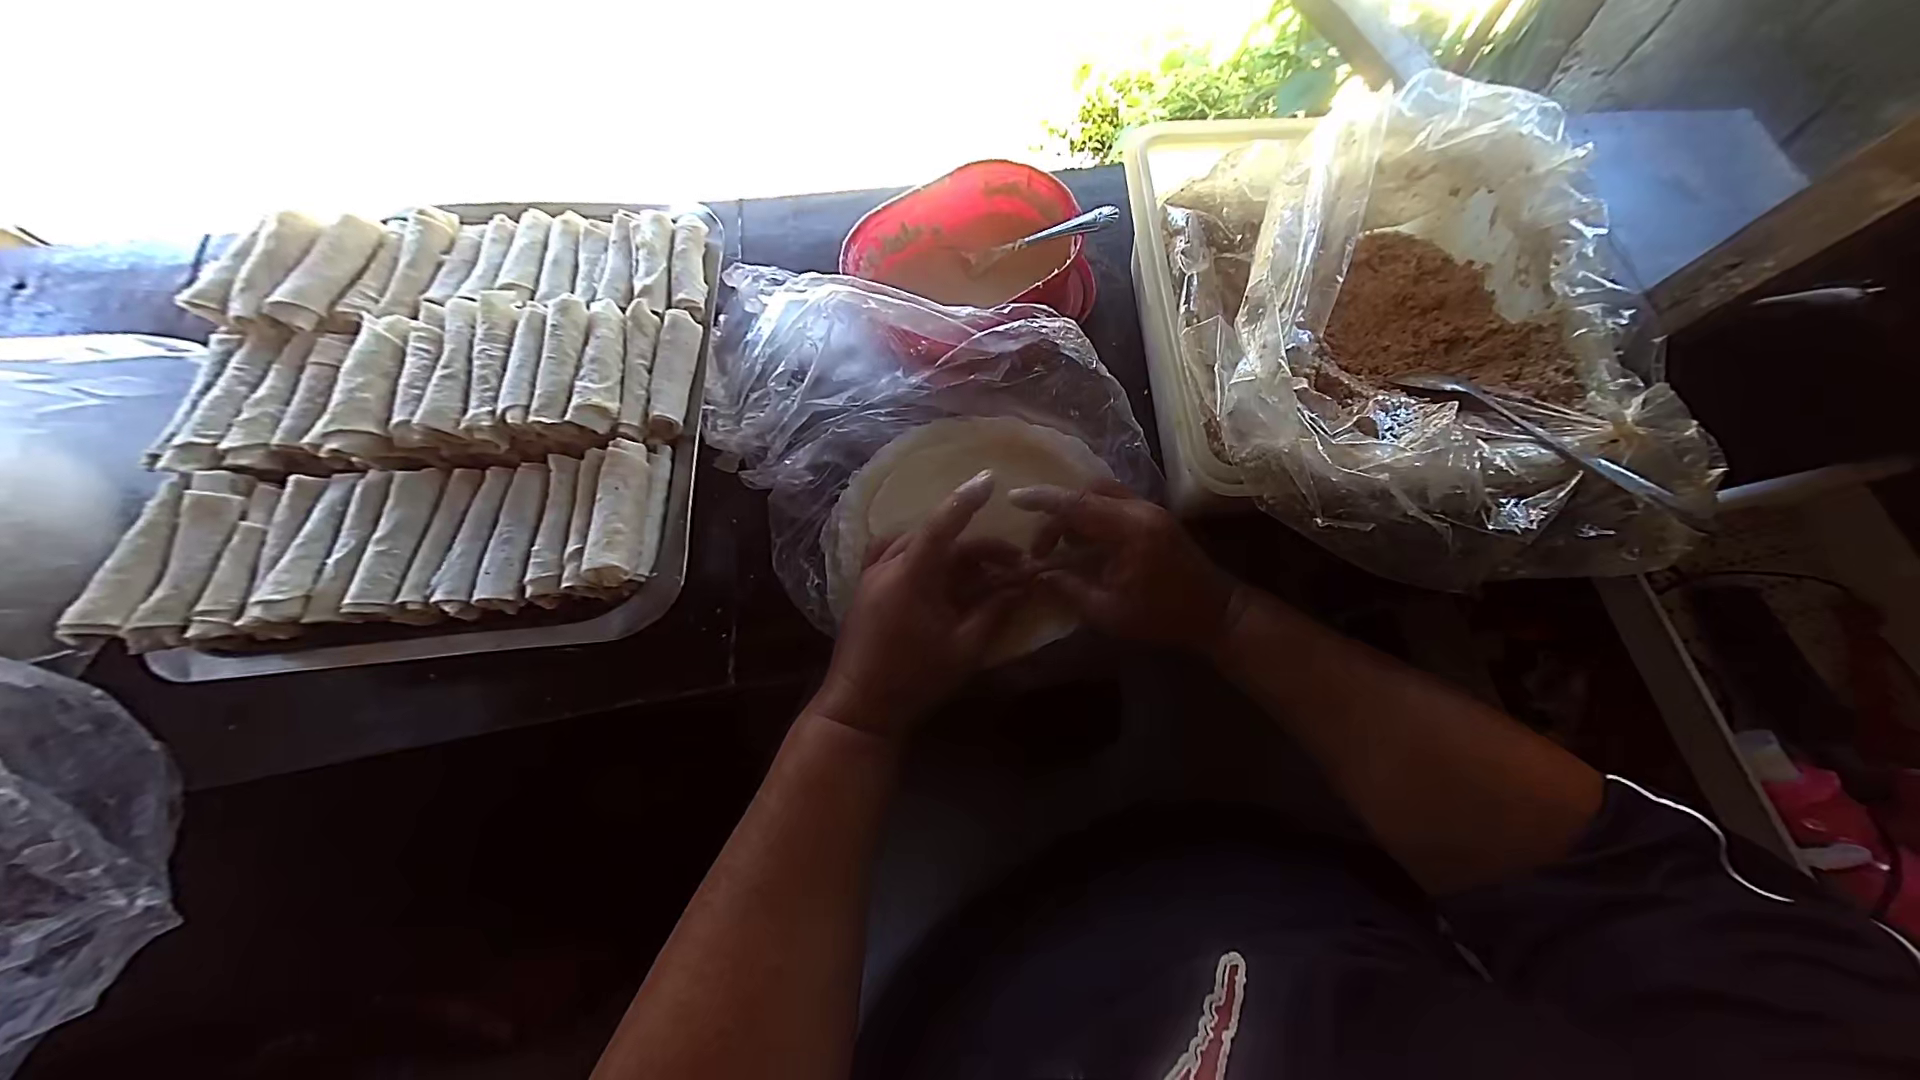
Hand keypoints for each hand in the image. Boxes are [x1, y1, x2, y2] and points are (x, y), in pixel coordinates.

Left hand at [813, 470, 1025, 739]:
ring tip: (978, 570)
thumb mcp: (964, 647)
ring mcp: (870, 575)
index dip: (967, 499)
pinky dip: (918, 552)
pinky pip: (893, 554)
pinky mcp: (864, 588)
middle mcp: (887, 566)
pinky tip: (934, 569)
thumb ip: (994, 611)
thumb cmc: (915, 679)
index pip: (942, 525)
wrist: (860, 706)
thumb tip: (1021, 587)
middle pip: (935, 538)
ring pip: (913, 543)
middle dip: (976, 547)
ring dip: (948, 550)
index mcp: (911, 576)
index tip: (990, 479)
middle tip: (1011, 566)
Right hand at [1008, 480, 1243, 651]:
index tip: (1014, 500)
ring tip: (1057, 543)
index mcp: (1131, 530)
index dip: (1043, 501)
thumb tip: (1037, 575)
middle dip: (1056, 512)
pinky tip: (1082, 541)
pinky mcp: (1153, 518)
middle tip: (1040, 546)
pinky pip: (1113, 503)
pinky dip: (1091, 515)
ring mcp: (1150, 510)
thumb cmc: (1164, 617)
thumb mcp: (1109, 611)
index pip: (1078, 505)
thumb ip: (1070, 589)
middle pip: (1088, 492)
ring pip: (1101, 494)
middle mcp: (1141, 510)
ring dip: (1074, 512)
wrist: (1218, 613)